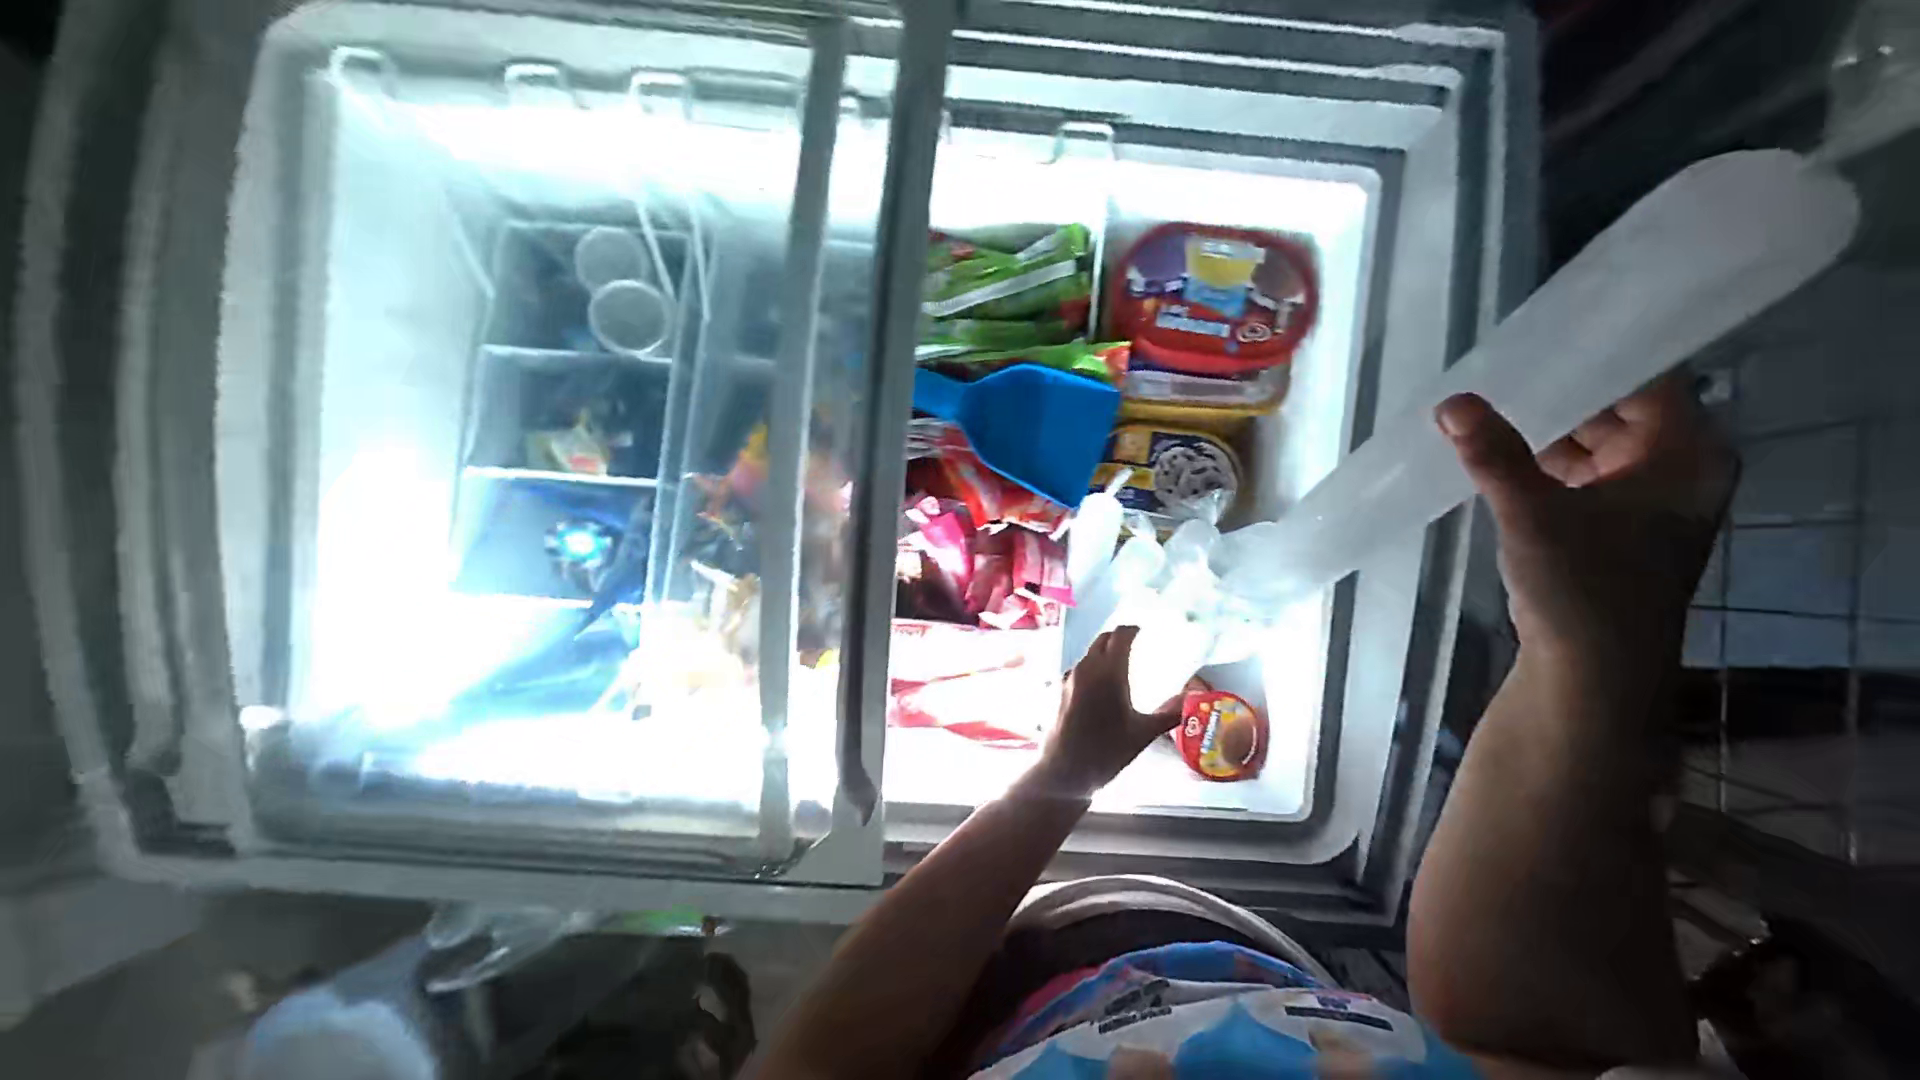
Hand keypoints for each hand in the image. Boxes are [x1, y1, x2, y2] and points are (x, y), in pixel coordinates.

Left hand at [1031, 626, 1182, 798]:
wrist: (1064, 771)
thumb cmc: (1106, 752)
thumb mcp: (1143, 734)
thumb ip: (1168, 713)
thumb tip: (1192, 698)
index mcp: (1108, 672)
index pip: (1120, 636)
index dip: (1133, 630)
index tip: (1145, 631)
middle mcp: (1086, 668)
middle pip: (1103, 640)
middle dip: (1119, 638)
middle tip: (1137, 646)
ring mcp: (1069, 678)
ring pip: (1090, 653)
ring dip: (1105, 652)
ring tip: (1124, 665)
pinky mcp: (1060, 690)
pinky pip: (1081, 668)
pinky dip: (1094, 667)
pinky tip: (1104, 686)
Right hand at [1434, 377, 1735, 675]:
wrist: (1590, 666)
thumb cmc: (1582, 585)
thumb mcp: (1532, 514)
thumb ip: (1494, 454)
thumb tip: (1451, 402)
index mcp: (1686, 456)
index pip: (1647, 382)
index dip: (1594, 357)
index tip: (1534, 341)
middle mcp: (1675, 469)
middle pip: (1615, 410)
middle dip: (1553, 397)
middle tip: (1493, 375)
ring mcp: (1642, 497)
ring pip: (1589, 443)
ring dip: (1539, 432)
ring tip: (1484, 410)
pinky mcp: (1610, 521)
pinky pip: (1575, 473)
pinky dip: (1539, 463)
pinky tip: (1495, 455)